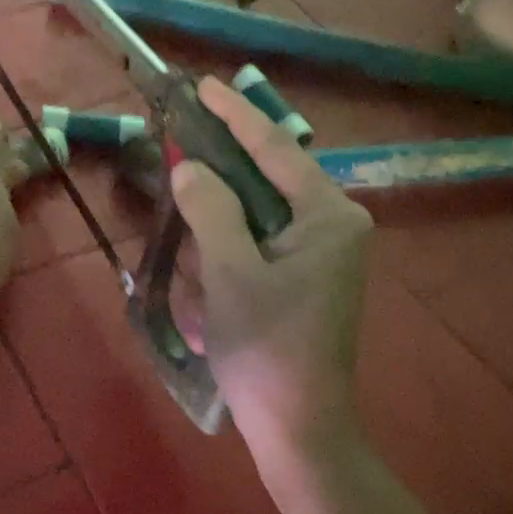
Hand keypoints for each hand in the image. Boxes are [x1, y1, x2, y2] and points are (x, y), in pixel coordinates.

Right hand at [171, 77, 373, 433]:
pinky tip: (208, 292)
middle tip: (178, 158)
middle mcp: (334, 226)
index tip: (202, 86)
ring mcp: (322, 256)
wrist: (299, 427)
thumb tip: (189, 167)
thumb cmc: (267, 349)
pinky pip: (257, 251)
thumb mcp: (230, 275)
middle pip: (265, 182)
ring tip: (196, 258)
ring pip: (256, 220)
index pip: (275, 150)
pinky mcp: (306, 282)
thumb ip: (211, 211)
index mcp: (329, 216)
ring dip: (218, 235)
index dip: (234, 117)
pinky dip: (227, 263)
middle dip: (219, 184)